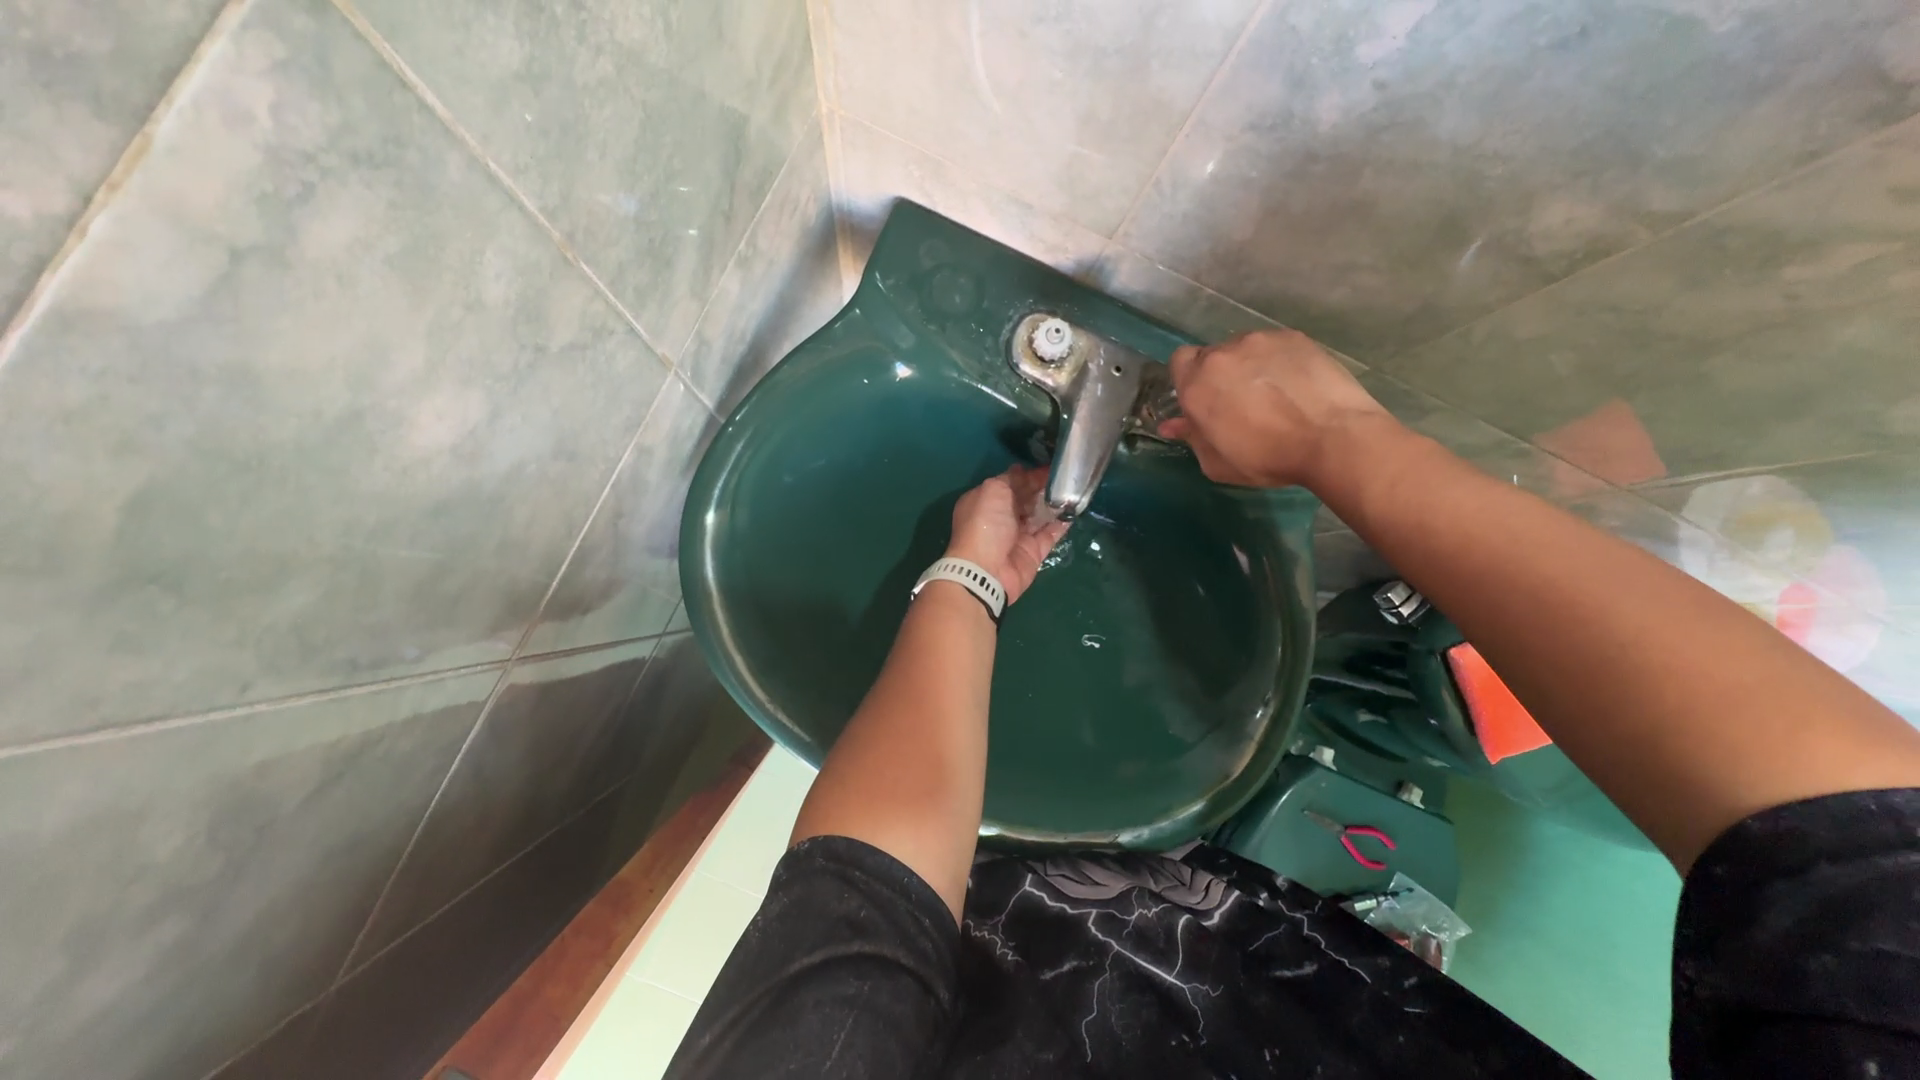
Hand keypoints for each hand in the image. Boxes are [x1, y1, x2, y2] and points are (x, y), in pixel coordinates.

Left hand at [945, 464, 1070, 604]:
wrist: (987, 570)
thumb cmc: (985, 524)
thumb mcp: (993, 491)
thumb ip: (1010, 479)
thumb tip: (1022, 470)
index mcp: (986, 502)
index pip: (1010, 484)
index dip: (1028, 475)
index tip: (1049, 468)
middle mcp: (1000, 518)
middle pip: (1026, 499)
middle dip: (1043, 488)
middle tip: (1065, 477)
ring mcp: (1018, 536)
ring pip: (1039, 516)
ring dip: (1054, 504)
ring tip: (1072, 491)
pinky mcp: (1033, 552)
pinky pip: (1050, 535)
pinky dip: (1061, 523)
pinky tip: (1073, 511)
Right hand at [1157, 329, 1395, 488]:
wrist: (1332, 438)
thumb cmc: (1267, 458)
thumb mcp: (1218, 463)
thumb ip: (1192, 438)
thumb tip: (1173, 425)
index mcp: (1196, 385)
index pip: (1179, 362)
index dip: (1189, 379)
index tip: (1204, 399)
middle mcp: (1222, 355)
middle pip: (1212, 355)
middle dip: (1220, 374)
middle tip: (1239, 401)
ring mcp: (1259, 341)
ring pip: (1244, 349)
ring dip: (1249, 365)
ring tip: (1272, 392)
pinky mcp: (1293, 337)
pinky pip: (1274, 346)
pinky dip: (1278, 361)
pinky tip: (1295, 384)